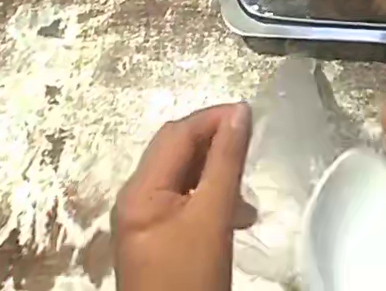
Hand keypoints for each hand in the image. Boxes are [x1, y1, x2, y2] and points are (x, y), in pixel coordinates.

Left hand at [113, 103, 252, 290]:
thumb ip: (226, 160)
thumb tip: (240, 112)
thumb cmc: (190, 282)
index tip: (250, 116)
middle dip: (214, 141)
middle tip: (249, 144)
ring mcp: (143, 220)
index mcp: (139, 190)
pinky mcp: (156, 238)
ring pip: (182, 173)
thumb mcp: (213, 218)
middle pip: (177, 149)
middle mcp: (135, 197)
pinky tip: (234, 213)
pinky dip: (209, 194)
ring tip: (245, 187)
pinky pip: (182, 198)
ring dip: (215, 169)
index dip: (214, 118)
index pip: (178, 133)